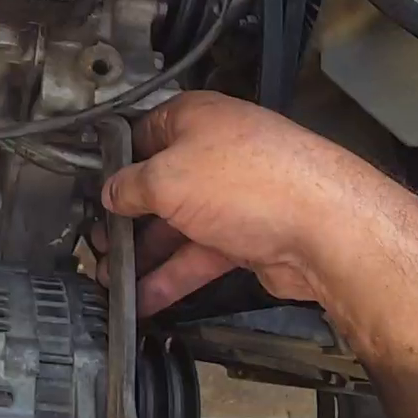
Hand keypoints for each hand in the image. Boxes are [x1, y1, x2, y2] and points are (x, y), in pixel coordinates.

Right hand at [101, 92, 417, 314]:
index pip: (139, 136)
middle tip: (97, 244)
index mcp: (193, 118)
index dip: (113, 165)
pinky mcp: (247, 235)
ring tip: (111, 280)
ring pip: (177, 226)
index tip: (91, 193)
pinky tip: (144, 299)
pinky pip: (199, 255)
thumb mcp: (165, 178)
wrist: (326, 229)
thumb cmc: (246, 183)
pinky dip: (173, 276)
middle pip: (157, 186)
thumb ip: (128, 187)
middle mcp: (214, 151)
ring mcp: (233, 195)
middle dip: (125, 219)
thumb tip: (111, 193)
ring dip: (145, 255)